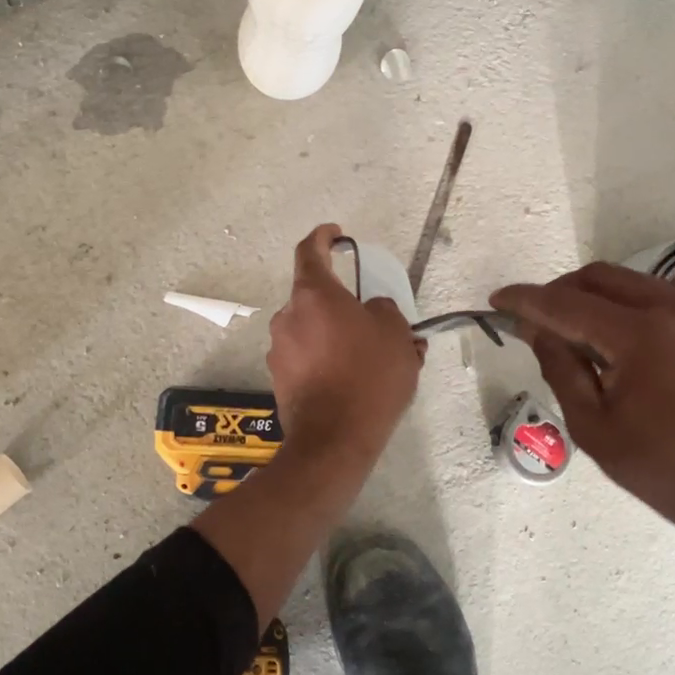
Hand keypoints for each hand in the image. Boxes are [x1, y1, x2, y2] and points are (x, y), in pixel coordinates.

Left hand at [267, 225, 424, 455]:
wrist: (334, 441)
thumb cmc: (368, 377)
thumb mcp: (395, 334)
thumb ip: (384, 310)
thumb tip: (372, 311)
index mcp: (312, 295)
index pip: (310, 251)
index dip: (323, 237)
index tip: (336, 234)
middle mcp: (287, 317)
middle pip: (316, 299)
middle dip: (344, 307)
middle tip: (377, 324)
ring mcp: (278, 350)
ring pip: (314, 332)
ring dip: (339, 338)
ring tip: (376, 362)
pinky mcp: (279, 380)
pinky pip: (308, 359)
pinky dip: (329, 361)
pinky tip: (357, 384)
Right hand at [490, 263, 674, 540]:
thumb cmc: (665, 469)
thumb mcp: (593, 427)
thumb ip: (559, 367)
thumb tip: (535, 327)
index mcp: (646, 337)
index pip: (568, 304)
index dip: (527, 300)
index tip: (500, 299)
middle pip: (603, 277)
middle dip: (563, 293)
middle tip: (542, 319)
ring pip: (643, 279)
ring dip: (610, 298)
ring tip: (599, 333)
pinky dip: (658, 301)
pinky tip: (651, 331)